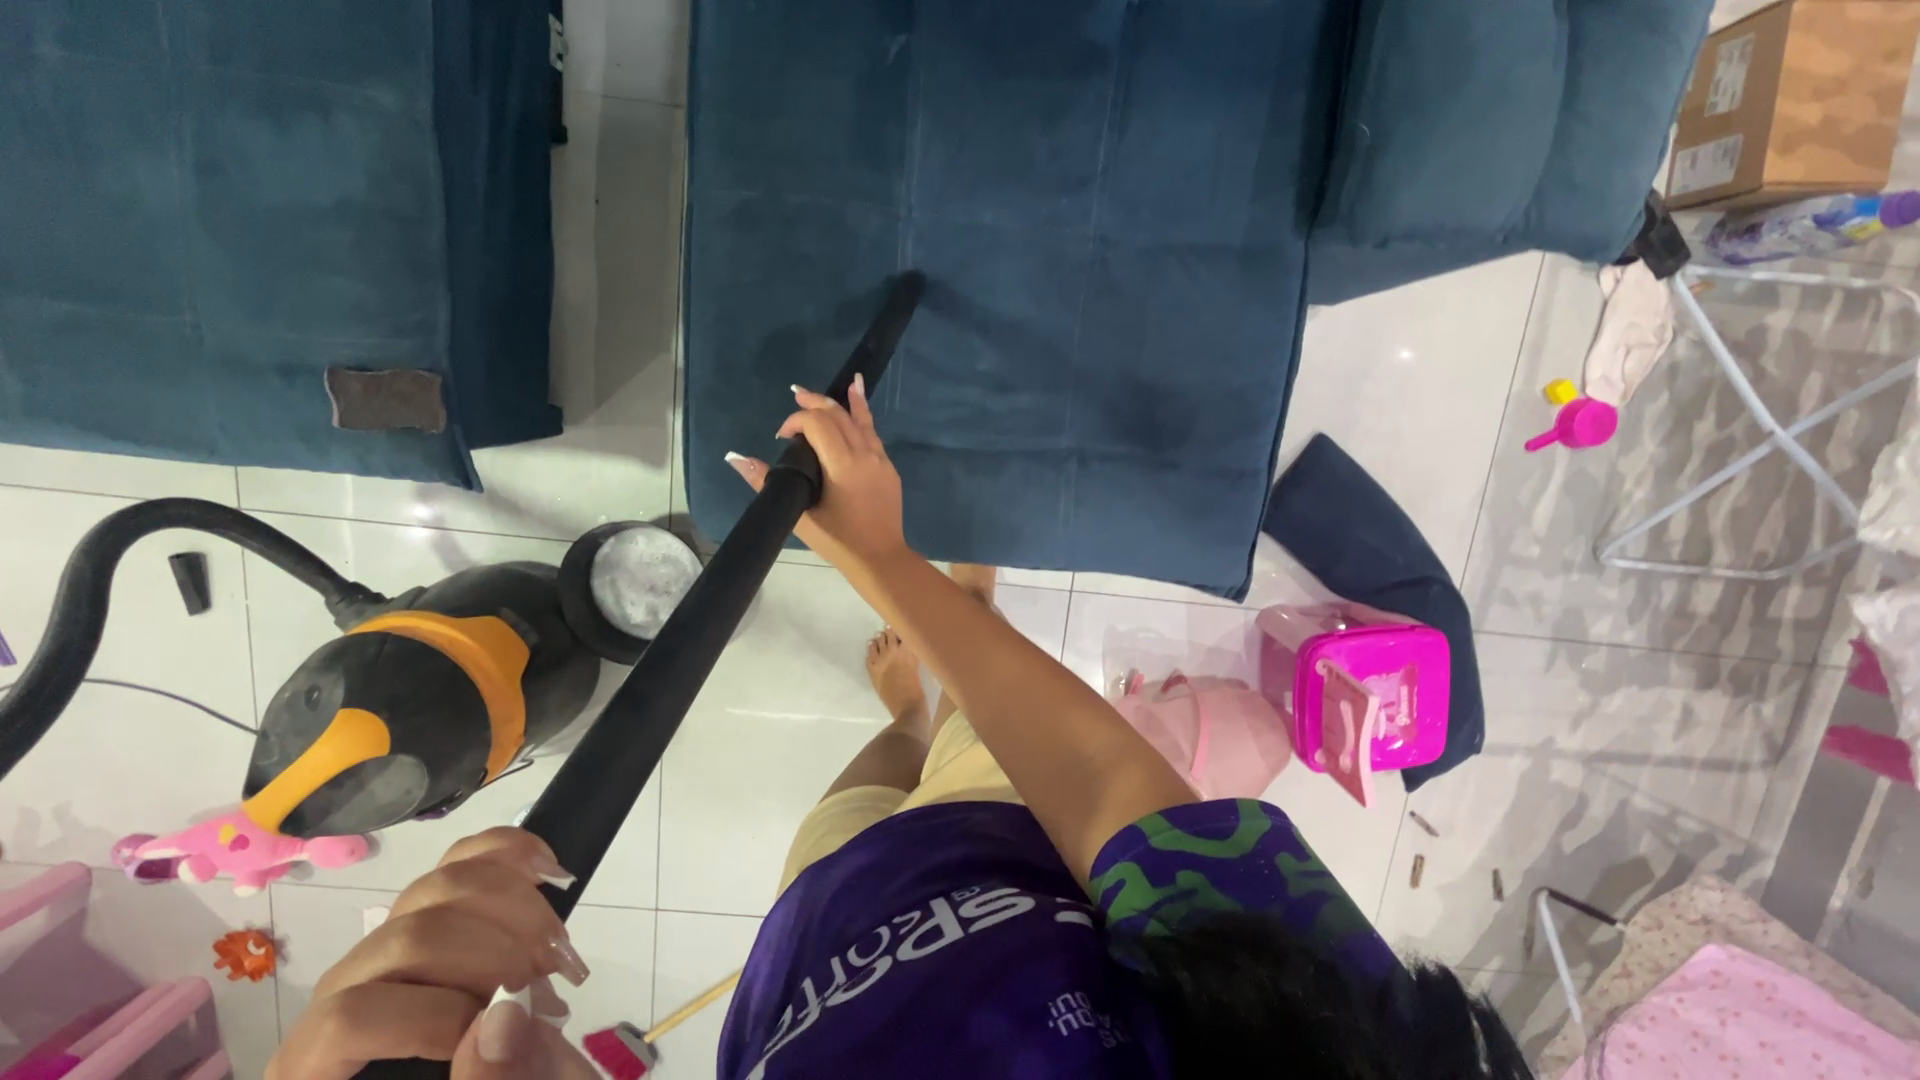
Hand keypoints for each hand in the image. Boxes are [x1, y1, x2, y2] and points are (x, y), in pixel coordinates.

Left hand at [268, 828, 597, 1079]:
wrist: (490, 1079)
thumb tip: (501, 1017)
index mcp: (315, 1068)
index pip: (347, 1019)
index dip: (433, 1019)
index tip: (503, 1035)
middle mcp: (341, 994)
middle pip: (411, 939)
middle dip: (498, 955)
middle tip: (552, 993)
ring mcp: (390, 941)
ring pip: (442, 886)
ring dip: (518, 909)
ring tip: (556, 954)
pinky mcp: (438, 908)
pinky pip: (466, 856)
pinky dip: (512, 852)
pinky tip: (550, 873)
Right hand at [727, 375, 907, 570]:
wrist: (881, 559)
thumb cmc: (839, 541)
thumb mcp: (800, 515)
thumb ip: (766, 483)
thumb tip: (736, 458)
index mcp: (843, 464)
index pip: (818, 423)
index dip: (796, 420)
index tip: (782, 437)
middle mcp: (864, 455)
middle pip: (838, 416)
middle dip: (815, 402)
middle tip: (796, 393)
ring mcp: (880, 460)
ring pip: (861, 420)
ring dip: (846, 401)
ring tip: (846, 381)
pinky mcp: (888, 468)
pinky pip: (873, 434)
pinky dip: (864, 416)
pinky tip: (860, 402)